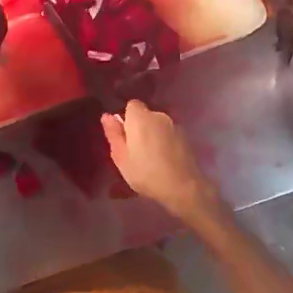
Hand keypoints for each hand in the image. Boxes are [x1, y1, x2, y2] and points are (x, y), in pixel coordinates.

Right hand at [101, 100, 224, 226]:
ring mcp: (175, 126)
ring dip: (153, 136)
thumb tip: (107, 116)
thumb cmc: (144, 172)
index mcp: (140, 118)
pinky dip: (165, 142)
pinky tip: (164, 160)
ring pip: (158, 125)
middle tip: (135, 151)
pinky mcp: (186, 137)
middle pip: (146, 115)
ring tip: (151, 158)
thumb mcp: (121, 156)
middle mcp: (159, 116)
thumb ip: (114, 133)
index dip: (126, 119)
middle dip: (139, 128)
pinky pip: (169, 134)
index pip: (132, 105)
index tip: (124, 137)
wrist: (182, 187)